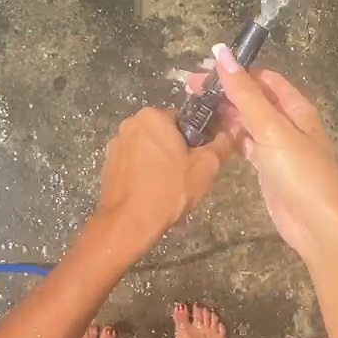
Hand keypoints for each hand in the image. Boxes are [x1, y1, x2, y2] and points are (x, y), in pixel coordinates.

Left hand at [81, 107, 235, 263]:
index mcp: (152, 116)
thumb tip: (229, 134)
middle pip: (163, 133)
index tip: (199, 159)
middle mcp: (130, 123)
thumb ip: (221, 145)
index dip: (195, 140)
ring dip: (158, 161)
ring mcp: (115, 144)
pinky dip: (143, 172)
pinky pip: (133, 162)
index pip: (183, 120)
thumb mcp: (206, 167)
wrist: (129, 221)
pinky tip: (150, 191)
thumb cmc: (169, 189)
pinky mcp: (107, 163)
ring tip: (168, 186)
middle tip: (186, 175)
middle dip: (175, 150)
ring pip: (148, 148)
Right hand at [203, 44, 337, 262]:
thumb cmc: (300, 172)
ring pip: (245, 121)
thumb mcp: (271, 128)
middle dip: (224, 91)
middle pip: (252, 98)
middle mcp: (287, 122)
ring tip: (191, 107)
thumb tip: (222, 53)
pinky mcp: (266, 166)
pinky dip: (226, 135)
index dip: (236, 70)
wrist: (318, 226)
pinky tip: (206, 132)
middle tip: (187, 88)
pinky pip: (243, 143)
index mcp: (296, 107)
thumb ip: (245, 93)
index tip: (203, 68)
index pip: (263, 78)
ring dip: (222, 112)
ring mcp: (276, 146)